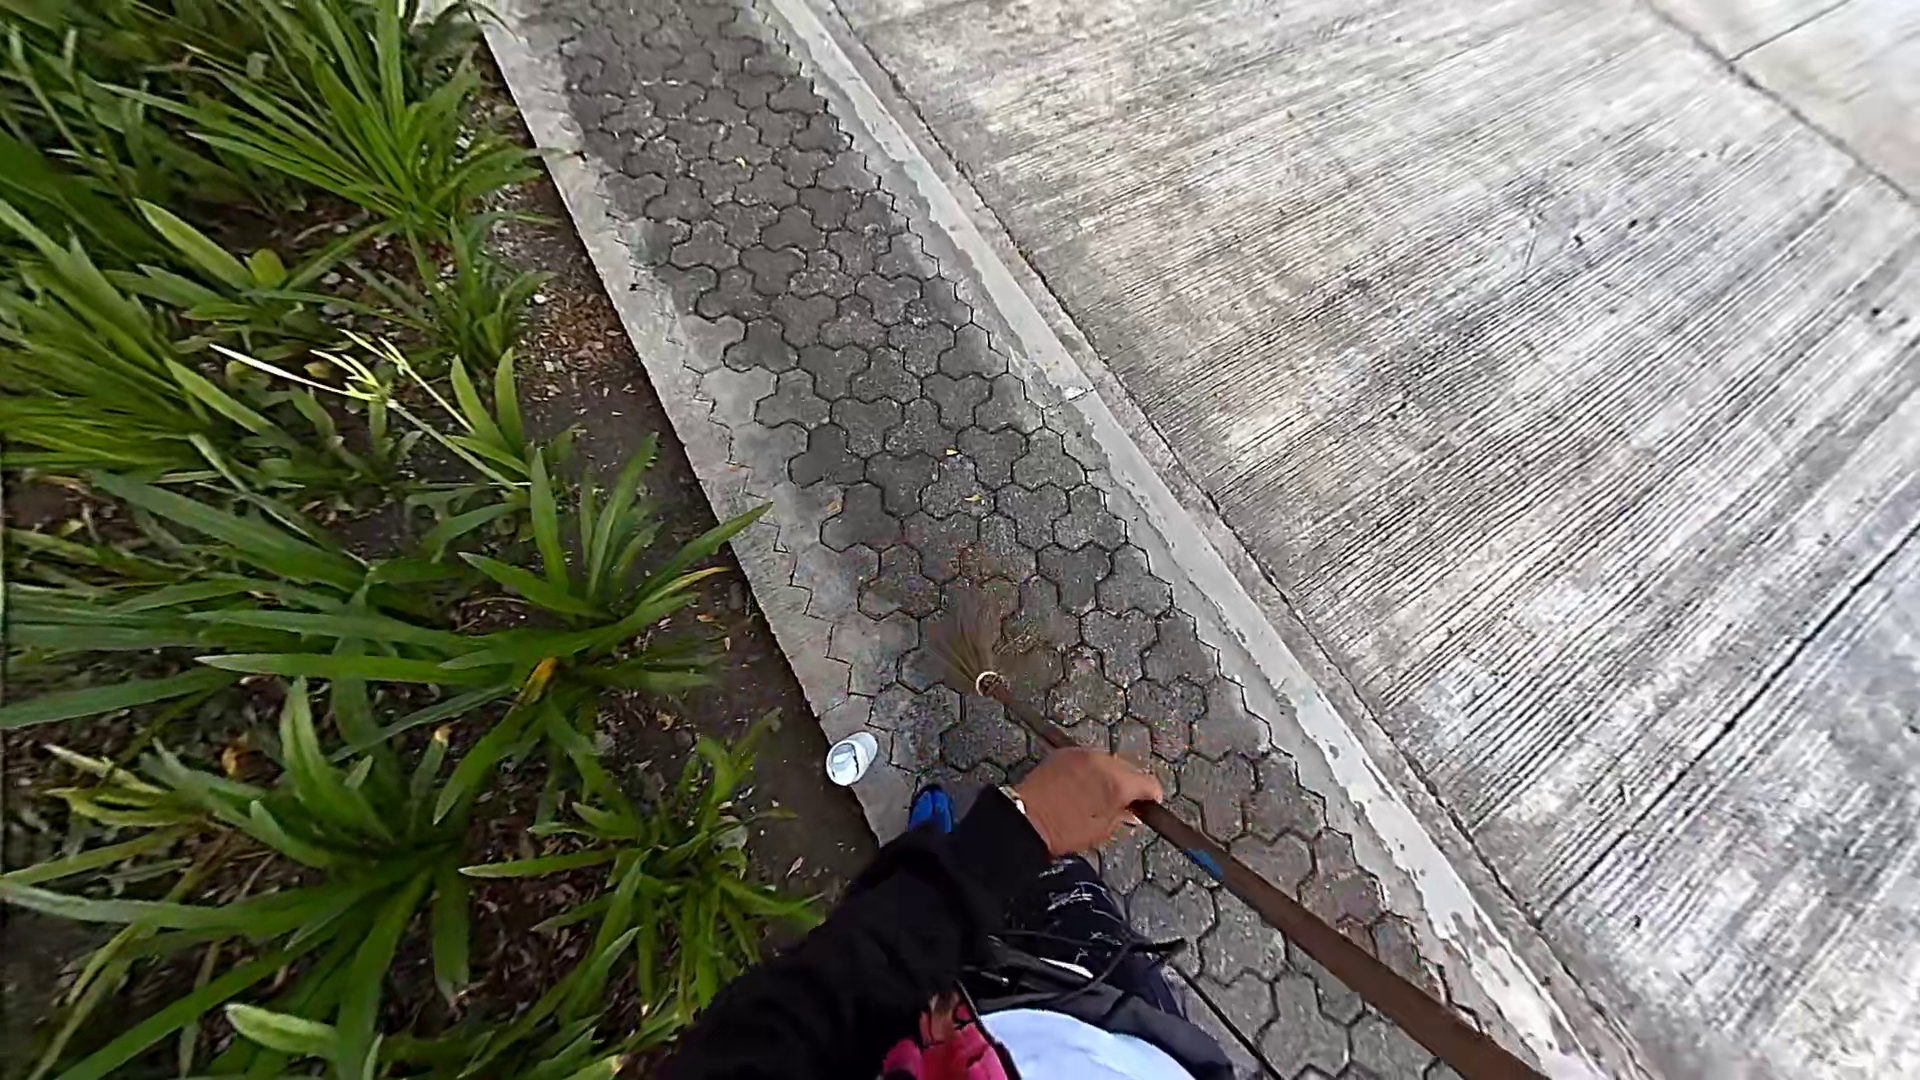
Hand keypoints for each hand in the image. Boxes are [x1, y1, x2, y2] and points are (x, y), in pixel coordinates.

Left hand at [1012, 746, 1162, 855]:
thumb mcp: (1102, 830)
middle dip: (1130, 784)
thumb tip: (1133, 811)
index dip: (1151, 797)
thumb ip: (1122, 815)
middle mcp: (1103, 762)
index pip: (1148, 783)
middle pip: (1129, 768)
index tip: (1149, 806)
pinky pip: (1088, 757)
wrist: (1027, 816)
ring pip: (1108, 760)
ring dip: (1110, 774)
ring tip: (1101, 793)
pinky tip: (1084, 783)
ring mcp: (1083, 753)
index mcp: (1117, 783)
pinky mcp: (1066, 751)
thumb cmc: (1066, 830)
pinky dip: (1091, 768)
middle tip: (1125, 802)